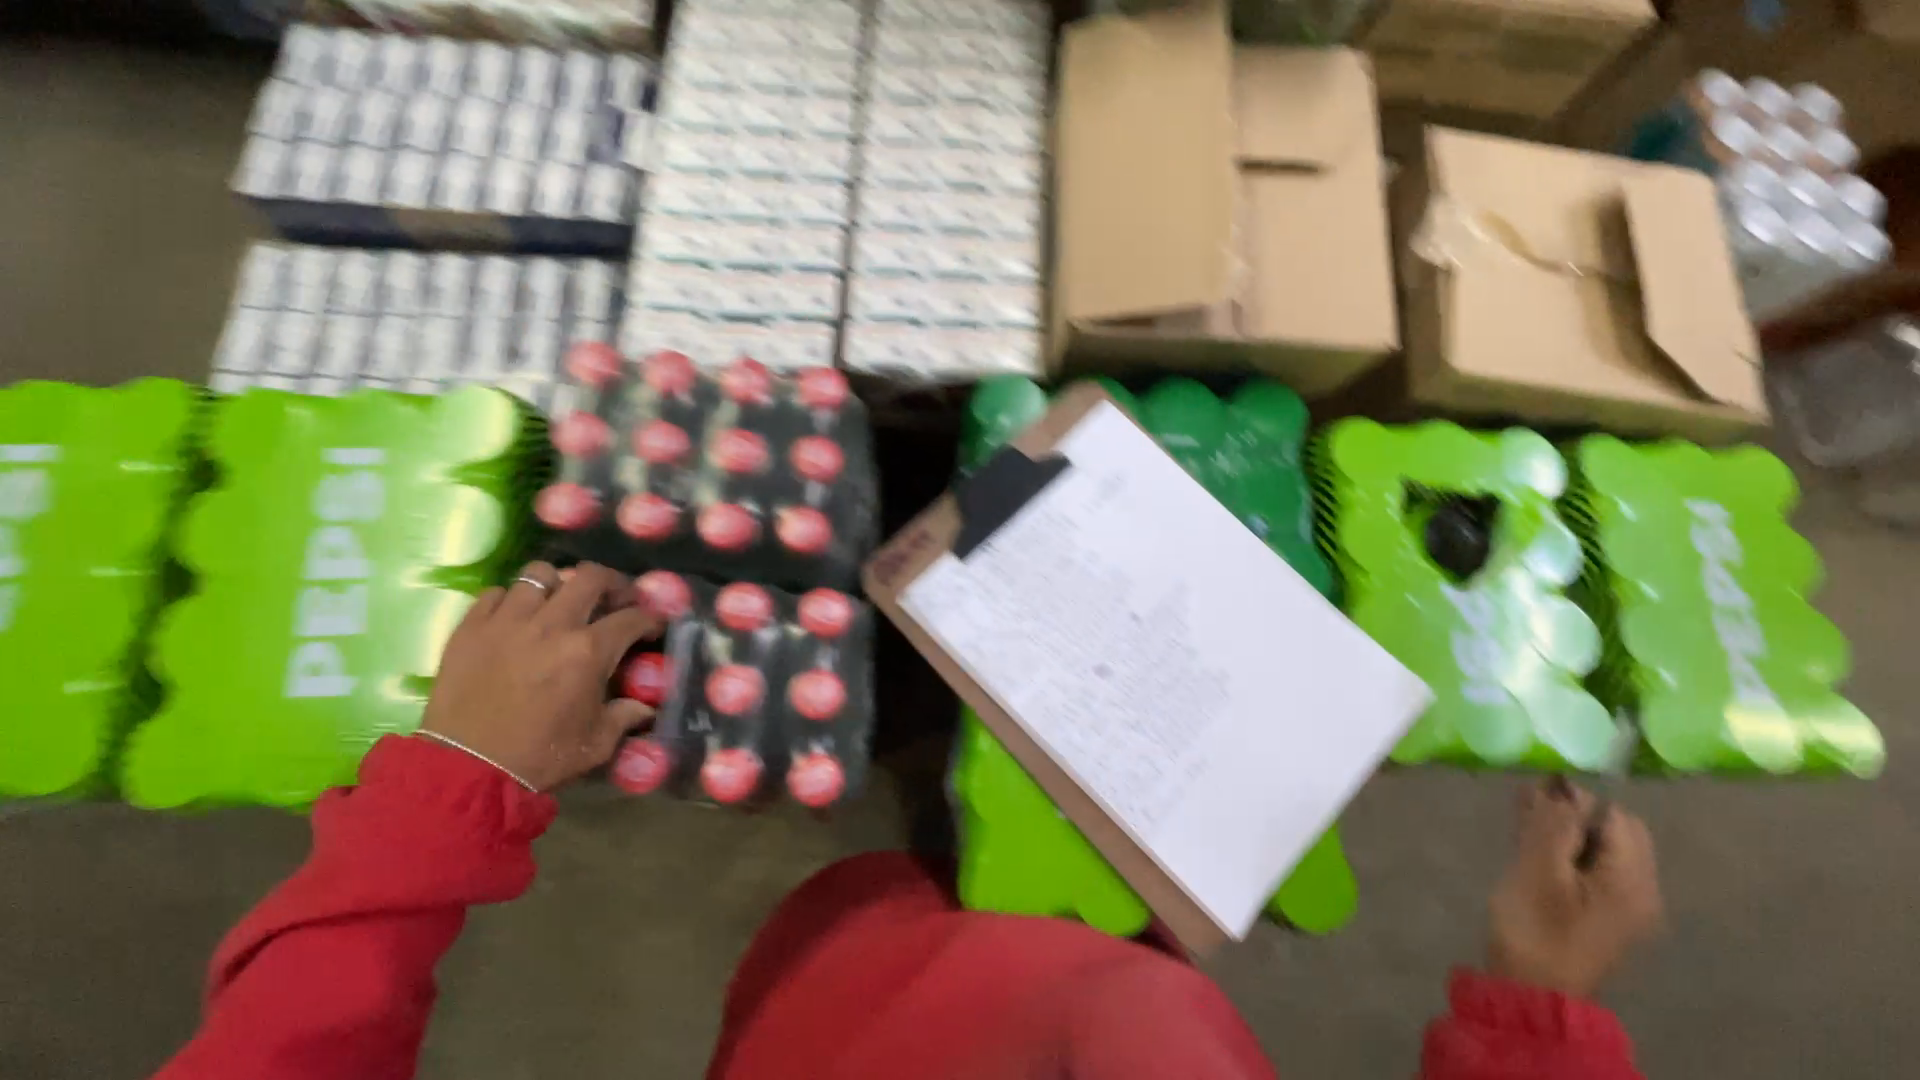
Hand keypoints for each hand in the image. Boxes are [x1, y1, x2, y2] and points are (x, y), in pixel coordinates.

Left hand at [422, 561, 661, 791]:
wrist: (466, 771)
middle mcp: (552, 624)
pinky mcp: (470, 628)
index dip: (651, 618)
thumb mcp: (596, 743)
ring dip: (558, 584)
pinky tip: (515, 618)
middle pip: (590, 577)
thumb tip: (643, 707)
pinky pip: (496, 593)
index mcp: (589, 651)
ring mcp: (507, 621)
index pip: (633, 617)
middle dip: (611, 584)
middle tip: (612, 600)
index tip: (653, 625)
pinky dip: (511, 599)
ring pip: (540, 574)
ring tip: (559, 602)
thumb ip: (624, 717)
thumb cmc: (539, 757)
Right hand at [1487, 779, 1662, 998]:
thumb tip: (1560, 787)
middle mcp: (1639, 890)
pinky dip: (1565, 850)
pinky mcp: (1599, 914)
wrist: (1531, 989)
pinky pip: (1590, 868)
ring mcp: (1621, 905)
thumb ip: (1552, 826)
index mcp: (1632, 879)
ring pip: (1600, 850)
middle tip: (1528, 797)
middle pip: (1615, 833)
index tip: (1536, 786)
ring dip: (1565, 828)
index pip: (1615, 818)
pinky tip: (1533, 841)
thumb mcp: (1538, 871)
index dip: (1577, 797)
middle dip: (1573, 810)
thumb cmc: (1536, 928)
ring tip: (1523, 812)